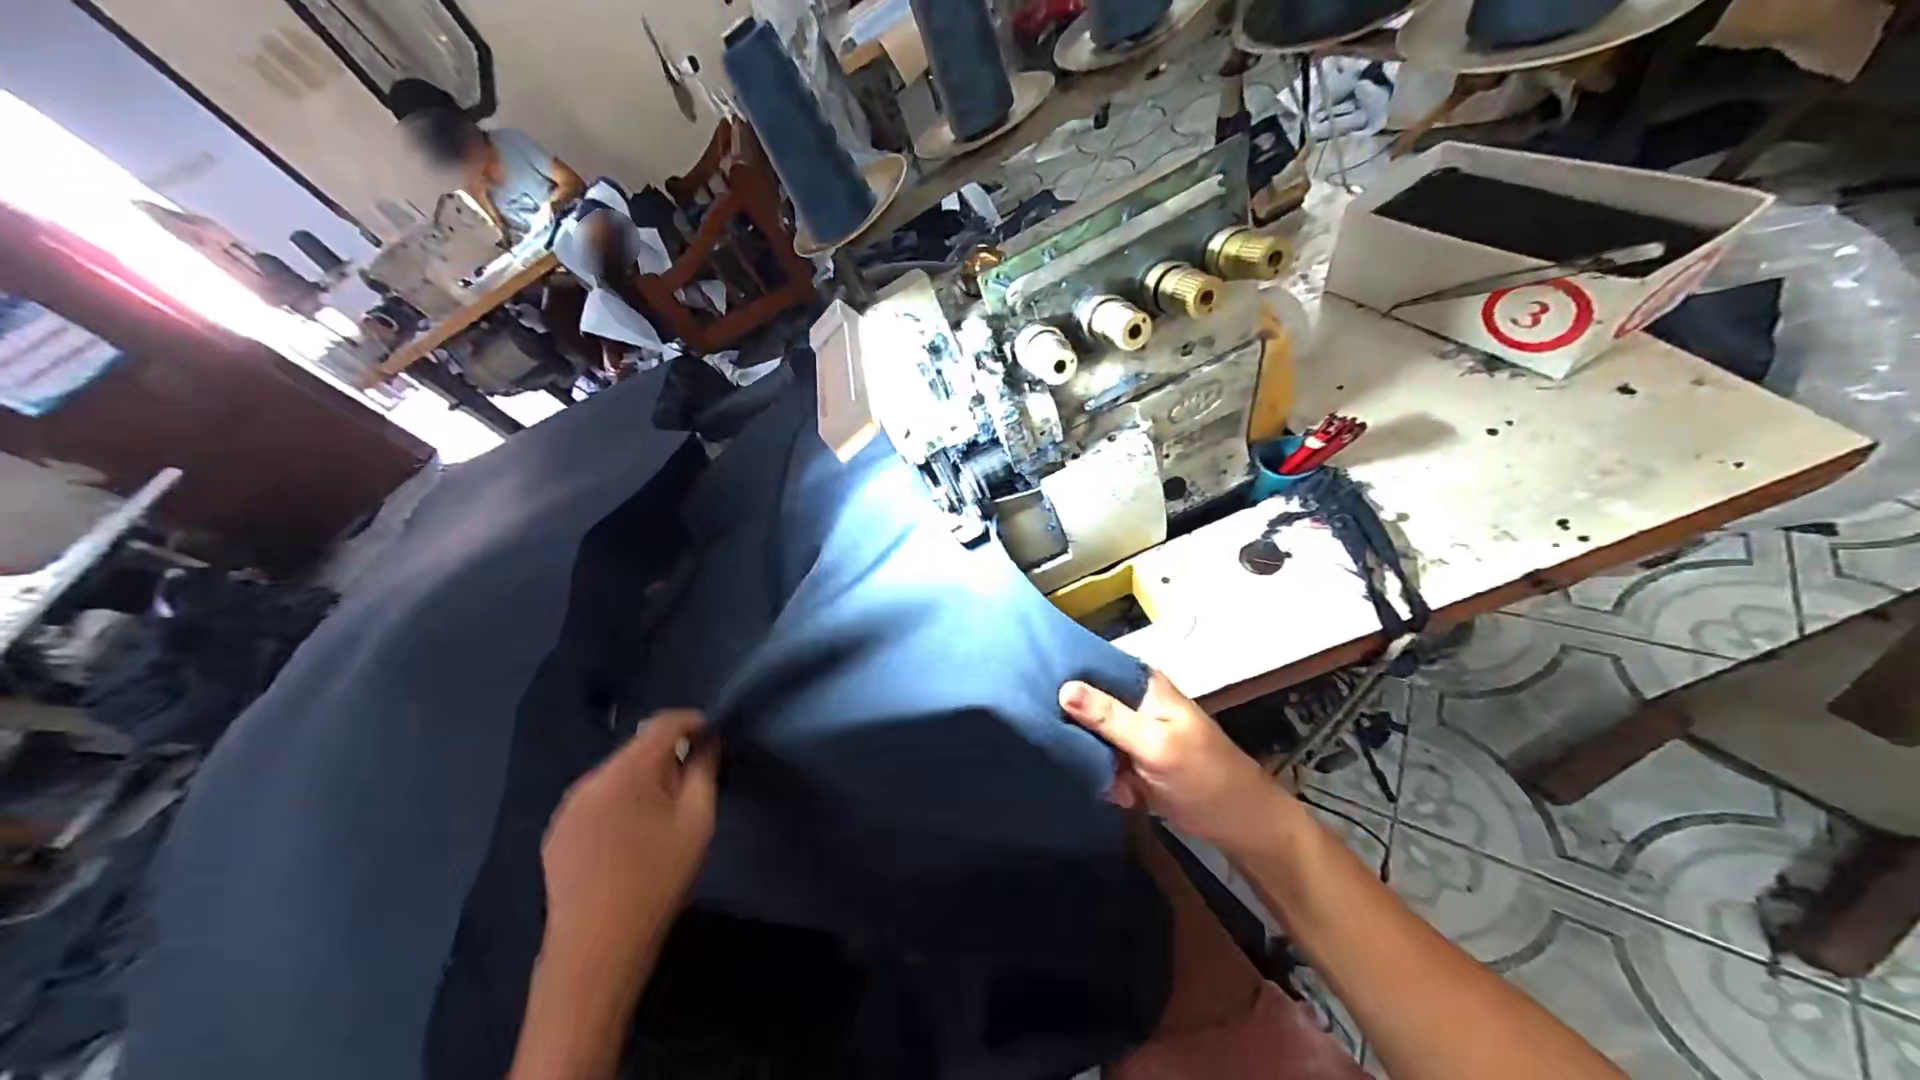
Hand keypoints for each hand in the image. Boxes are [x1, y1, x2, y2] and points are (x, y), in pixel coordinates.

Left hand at [540, 710, 718, 956]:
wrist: (596, 949)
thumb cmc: (657, 880)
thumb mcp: (697, 822)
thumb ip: (703, 771)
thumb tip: (707, 742)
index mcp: (625, 771)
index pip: (664, 723)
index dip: (694, 722)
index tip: (715, 736)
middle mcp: (589, 780)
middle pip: (638, 748)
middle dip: (669, 756)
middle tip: (693, 783)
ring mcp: (568, 808)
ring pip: (617, 775)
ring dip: (644, 780)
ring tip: (664, 814)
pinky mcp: (557, 834)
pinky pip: (597, 801)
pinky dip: (620, 803)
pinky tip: (632, 838)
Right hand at [1059, 672, 1294, 851]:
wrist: (1236, 822)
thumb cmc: (1203, 775)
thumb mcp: (1154, 744)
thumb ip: (1109, 717)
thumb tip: (1063, 688)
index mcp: (1143, 684)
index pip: (1094, 665)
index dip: (1065, 674)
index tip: (1032, 686)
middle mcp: (1134, 701)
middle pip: (1085, 701)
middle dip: (1072, 724)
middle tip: (1057, 742)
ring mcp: (1131, 732)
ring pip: (1089, 734)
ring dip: (1089, 758)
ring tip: (1104, 777)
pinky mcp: (1130, 759)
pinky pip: (1100, 760)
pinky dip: (1104, 777)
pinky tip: (1118, 792)